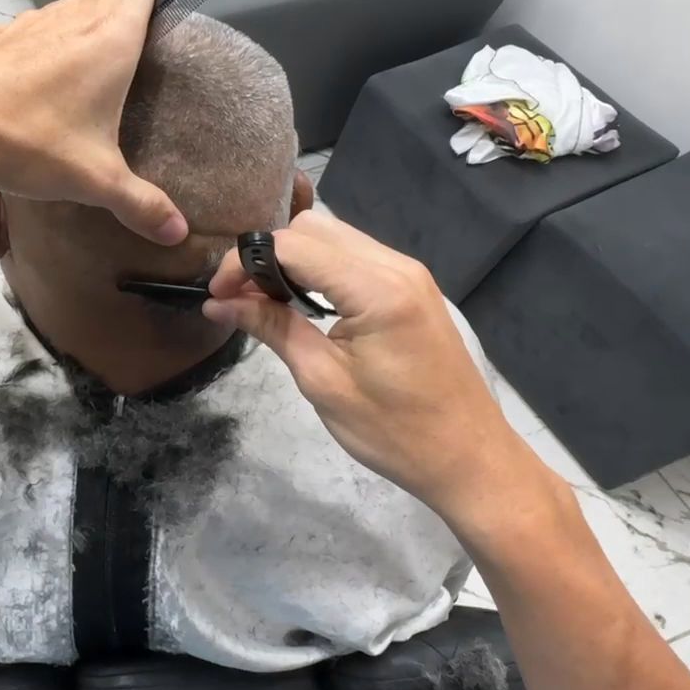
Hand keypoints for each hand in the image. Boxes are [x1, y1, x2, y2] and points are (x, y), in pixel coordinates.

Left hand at [0, 0, 186, 244]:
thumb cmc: (31, 141)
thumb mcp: (93, 178)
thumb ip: (140, 203)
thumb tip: (179, 233)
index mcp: (108, 36)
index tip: (150, 32)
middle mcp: (69, 16)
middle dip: (116, 22)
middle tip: (119, 73)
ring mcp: (25, 22)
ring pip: (63, 13)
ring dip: (74, 38)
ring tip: (71, 89)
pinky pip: (25, 34)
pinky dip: (33, 53)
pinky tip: (23, 96)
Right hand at [202, 210, 530, 515]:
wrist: (471, 461)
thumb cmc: (395, 432)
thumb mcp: (322, 381)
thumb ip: (271, 327)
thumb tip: (218, 303)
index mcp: (377, 289)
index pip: (292, 247)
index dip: (245, 261)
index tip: (218, 293)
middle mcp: (396, 266)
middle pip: (311, 228)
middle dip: (266, 255)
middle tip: (240, 298)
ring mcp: (408, 273)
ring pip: (331, 236)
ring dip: (291, 260)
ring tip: (265, 300)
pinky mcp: (411, 285)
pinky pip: (352, 255)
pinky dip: (317, 268)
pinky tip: (302, 301)